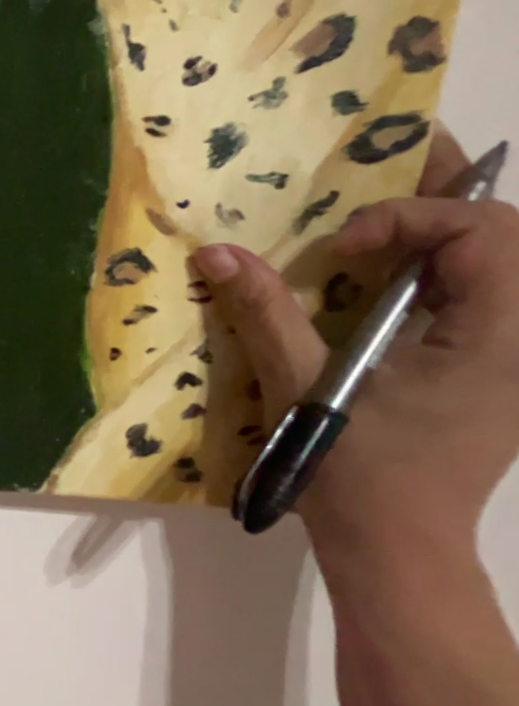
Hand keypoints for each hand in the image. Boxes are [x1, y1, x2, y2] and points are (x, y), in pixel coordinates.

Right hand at [193, 129, 518, 573]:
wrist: (399, 543)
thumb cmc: (358, 469)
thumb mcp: (306, 387)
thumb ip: (266, 314)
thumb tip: (215, 253)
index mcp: (500, 337)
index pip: (488, 233)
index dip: (413, 218)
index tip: (340, 249)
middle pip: (507, 234)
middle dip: (443, 193)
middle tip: (378, 162)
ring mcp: (511, 351)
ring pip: (496, 260)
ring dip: (437, 225)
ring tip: (376, 202)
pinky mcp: (486, 364)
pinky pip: (476, 291)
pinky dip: (431, 263)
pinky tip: (377, 264)